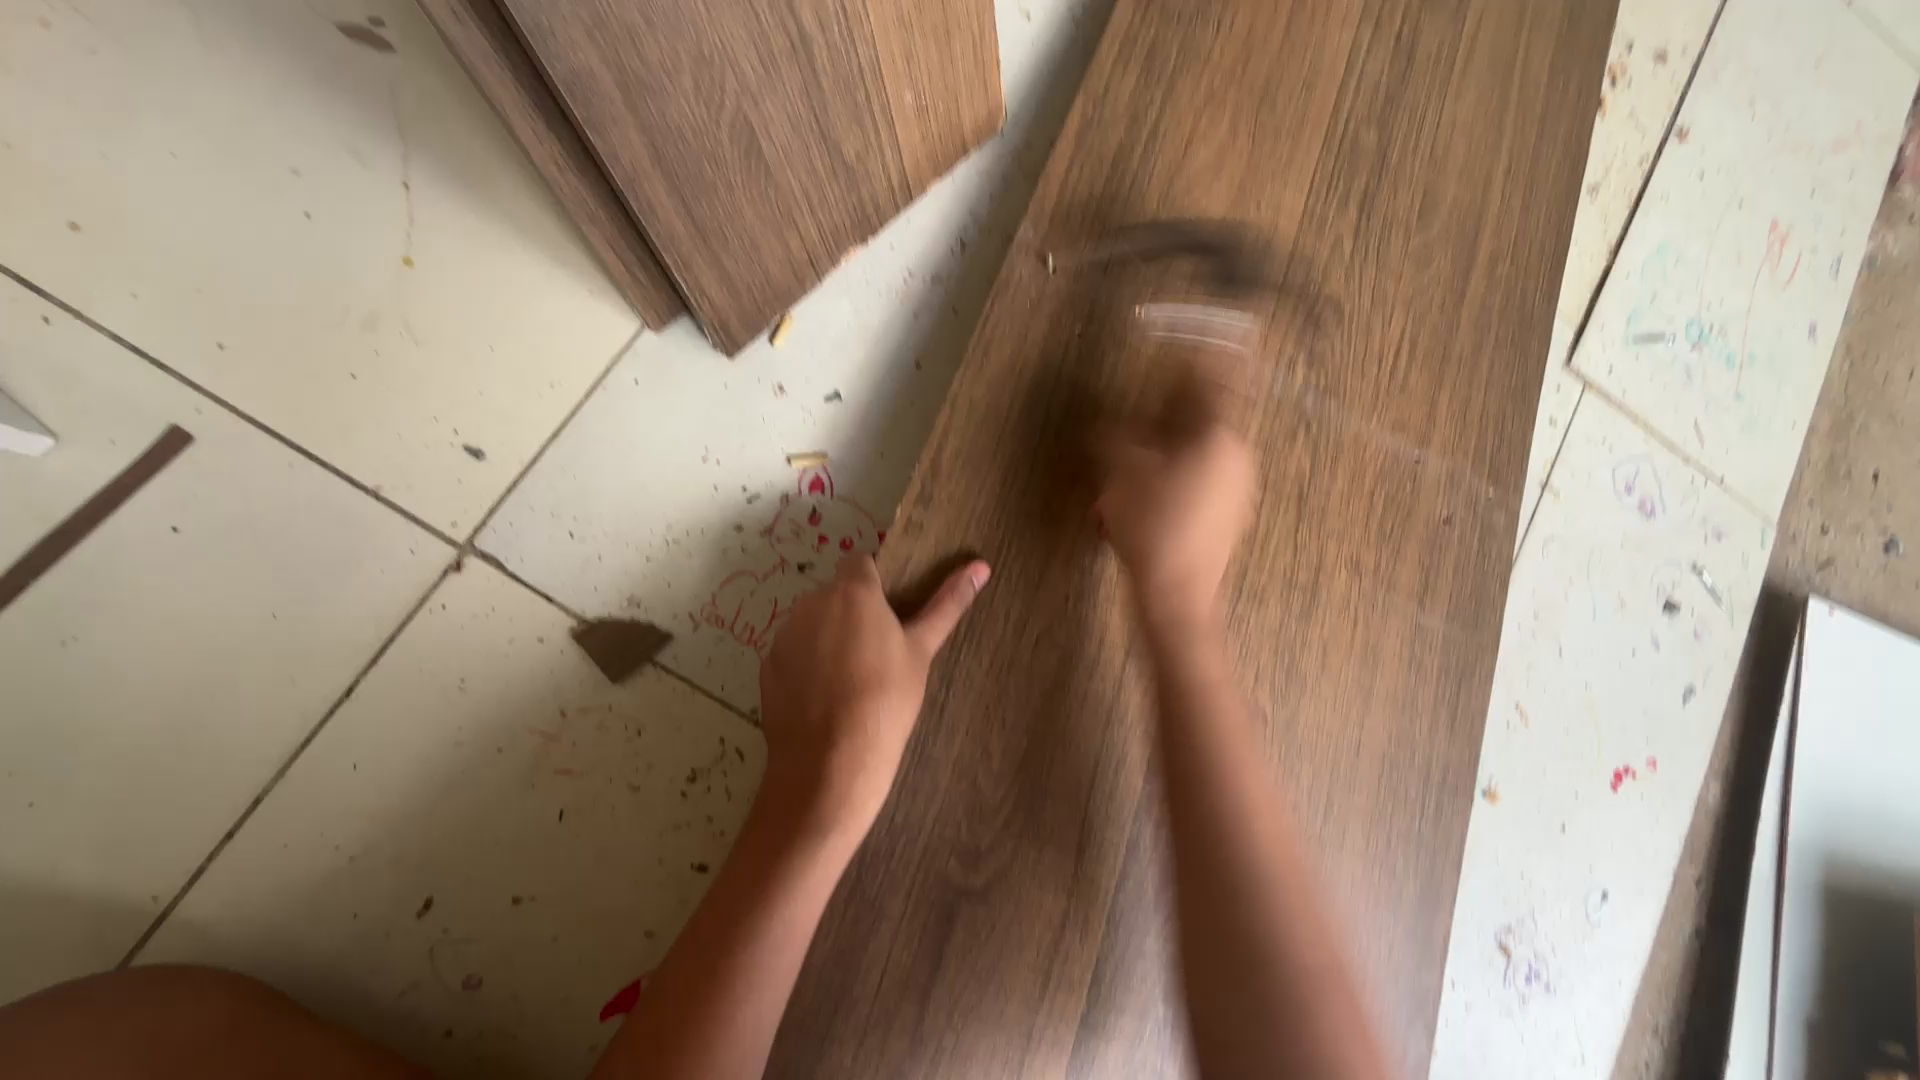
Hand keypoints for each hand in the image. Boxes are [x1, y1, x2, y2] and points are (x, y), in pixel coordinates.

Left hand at [758, 553, 989, 844]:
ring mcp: (784, 635)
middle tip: (878, 653)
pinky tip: (824, 698)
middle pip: (836, 595)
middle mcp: (812, 603)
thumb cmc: (886, 699)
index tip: (891, 614)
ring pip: (812, 623)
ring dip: (828, 637)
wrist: (831, 762)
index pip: (861, 562)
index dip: (876, 583)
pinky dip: (806, 665)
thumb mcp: (922, 651)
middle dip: (853, 613)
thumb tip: (982, 566)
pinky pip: (793, 653)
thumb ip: (948, 603)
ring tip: (851, 680)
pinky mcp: (767, 666)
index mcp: (853, 592)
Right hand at [1094, 358, 1254, 633]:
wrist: (1177, 594)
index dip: (1208, 354)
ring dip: (1173, 445)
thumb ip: (1120, 434)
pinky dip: (1179, 473)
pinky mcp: (1231, 514)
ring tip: (1139, 456)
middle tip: (1149, 407)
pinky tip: (1149, 493)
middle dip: (1175, 410)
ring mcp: (1239, 488)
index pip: (1218, 380)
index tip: (1206, 332)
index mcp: (1218, 437)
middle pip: (1208, 416)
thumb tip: (1116, 420)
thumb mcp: (1122, 472)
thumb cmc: (1151, 526)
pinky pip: (1205, 477)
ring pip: (1204, 450)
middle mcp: (1238, 456)